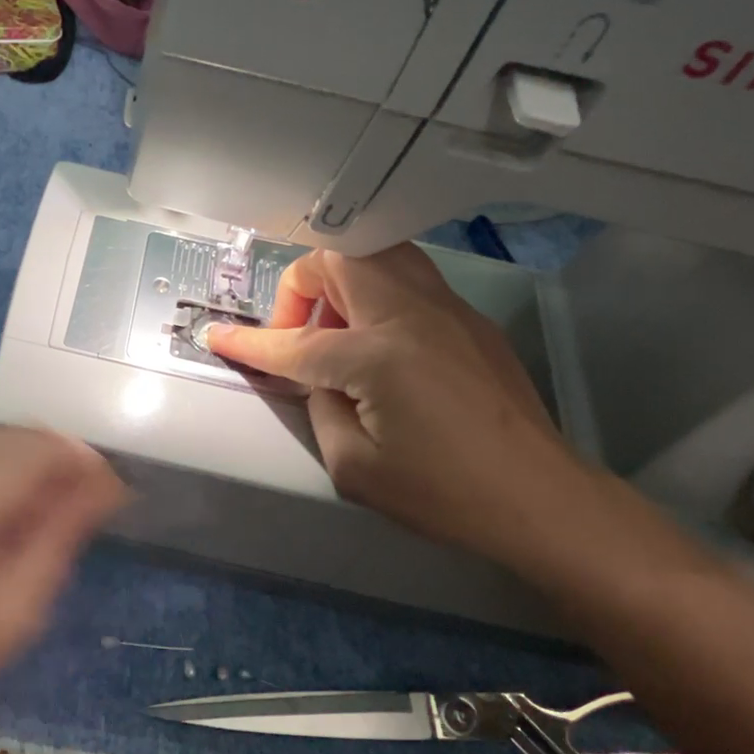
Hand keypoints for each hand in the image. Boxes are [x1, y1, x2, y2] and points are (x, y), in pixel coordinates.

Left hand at [0, 423, 124, 750]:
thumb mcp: (8, 612)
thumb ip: (58, 535)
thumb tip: (101, 485)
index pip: (42, 445)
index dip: (84, 463)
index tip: (111, 495)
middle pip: (8, 432)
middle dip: (52, 458)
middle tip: (80, 505)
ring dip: (14, 460)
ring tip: (35, 510)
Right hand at [207, 244, 596, 567]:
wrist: (538, 497)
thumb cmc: (441, 494)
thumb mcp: (353, 468)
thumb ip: (321, 409)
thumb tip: (319, 379)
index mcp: (377, 356)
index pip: (295, 341)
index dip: (249, 342)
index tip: (216, 336)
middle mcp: (412, 316)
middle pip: (338, 259)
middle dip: (299, 288)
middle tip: (297, 336)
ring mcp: (449, 311)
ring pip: (380, 256)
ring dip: (342, 282)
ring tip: (337, 334)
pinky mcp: (472, 322)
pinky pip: (411, 281)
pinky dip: (378, 296)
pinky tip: (381, 350)